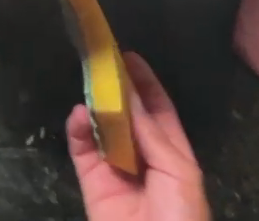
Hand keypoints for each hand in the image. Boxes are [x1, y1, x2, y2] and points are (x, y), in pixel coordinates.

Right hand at [66, 52, 210, 220]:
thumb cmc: (180, 220)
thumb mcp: (179, 174)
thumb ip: (152, 134)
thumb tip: (129, 96)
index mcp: (173, 156)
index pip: (158, 110)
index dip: (145, 83)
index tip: (128, 55)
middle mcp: (143, 158)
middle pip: (127, 114)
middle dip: (115, 88)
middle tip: (99, 59)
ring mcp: (116, 170)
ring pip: (102, 127)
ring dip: (95, 105)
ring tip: (87, 83)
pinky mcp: (92, 184)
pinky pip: (81, 150)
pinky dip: (77, 130)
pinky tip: (79, 116)